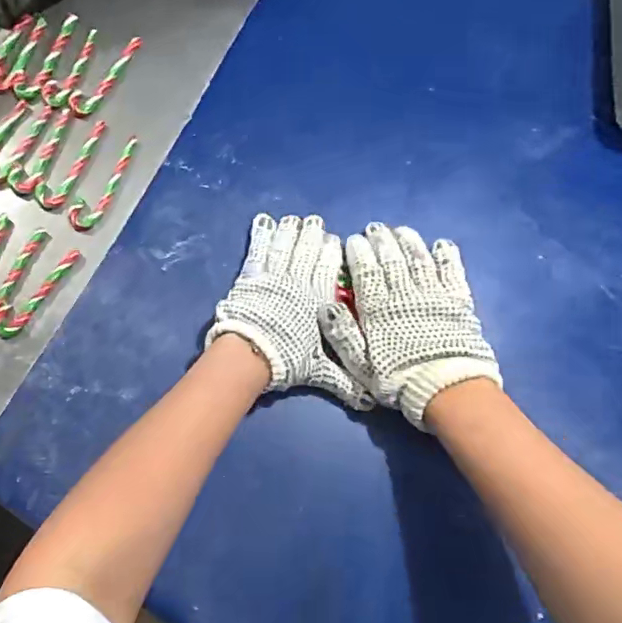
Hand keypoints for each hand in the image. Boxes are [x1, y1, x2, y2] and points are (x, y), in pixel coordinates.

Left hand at [205, 214, 371, 407]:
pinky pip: (259, 249)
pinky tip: (264, 221)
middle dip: (314, 236)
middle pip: (310, 252)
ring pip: (287, 246)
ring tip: (294, 220)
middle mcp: (301, 282)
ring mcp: (276, 275)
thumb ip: (344, 380)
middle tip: (315, 222)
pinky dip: (262, 234)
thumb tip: (369, 402)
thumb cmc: (288, 360)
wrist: (253, 352)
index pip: (331, 270)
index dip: (333, 253)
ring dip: (291, 231)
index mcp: (321, 300)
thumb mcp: (322, 371)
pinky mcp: (252, 275)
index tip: (333, 240)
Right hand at [333, 224, 500, 429]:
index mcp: (377, 310)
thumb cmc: (395, 378)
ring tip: (400, 230)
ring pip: (419, 261)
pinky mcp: (458, 302)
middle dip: (382, 242)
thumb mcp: (358, 363)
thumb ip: (342, 334)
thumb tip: (325, 307)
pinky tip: (441, 244)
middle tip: (373, 228)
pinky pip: (452, 272)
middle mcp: (404, 297)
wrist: (446, 387)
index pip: (365, 273)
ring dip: (409, 243)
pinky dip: (447, 256)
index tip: (352, 240)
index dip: (358, 254)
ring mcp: (433, 297)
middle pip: (392, 261)